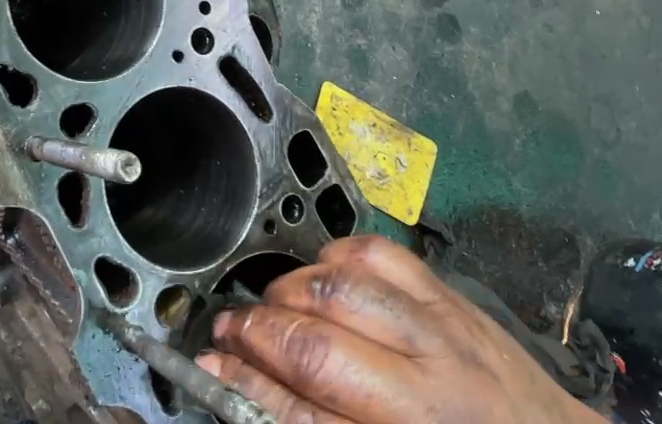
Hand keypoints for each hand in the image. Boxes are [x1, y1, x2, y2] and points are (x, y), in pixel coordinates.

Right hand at [200, 236, 598, 423]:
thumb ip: (310, 421)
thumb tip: (235, 380)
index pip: (305, 414)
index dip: (245, 383)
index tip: (210, 362)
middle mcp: (433, 394)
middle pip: (318, 348)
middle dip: (257, 332)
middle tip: (231, 331)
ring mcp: (445, 335)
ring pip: (342, 290)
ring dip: (288, 291)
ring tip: (273, 306)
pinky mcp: (451, 296)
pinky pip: (379, 255)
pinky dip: (335, 259)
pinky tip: (323, 277)